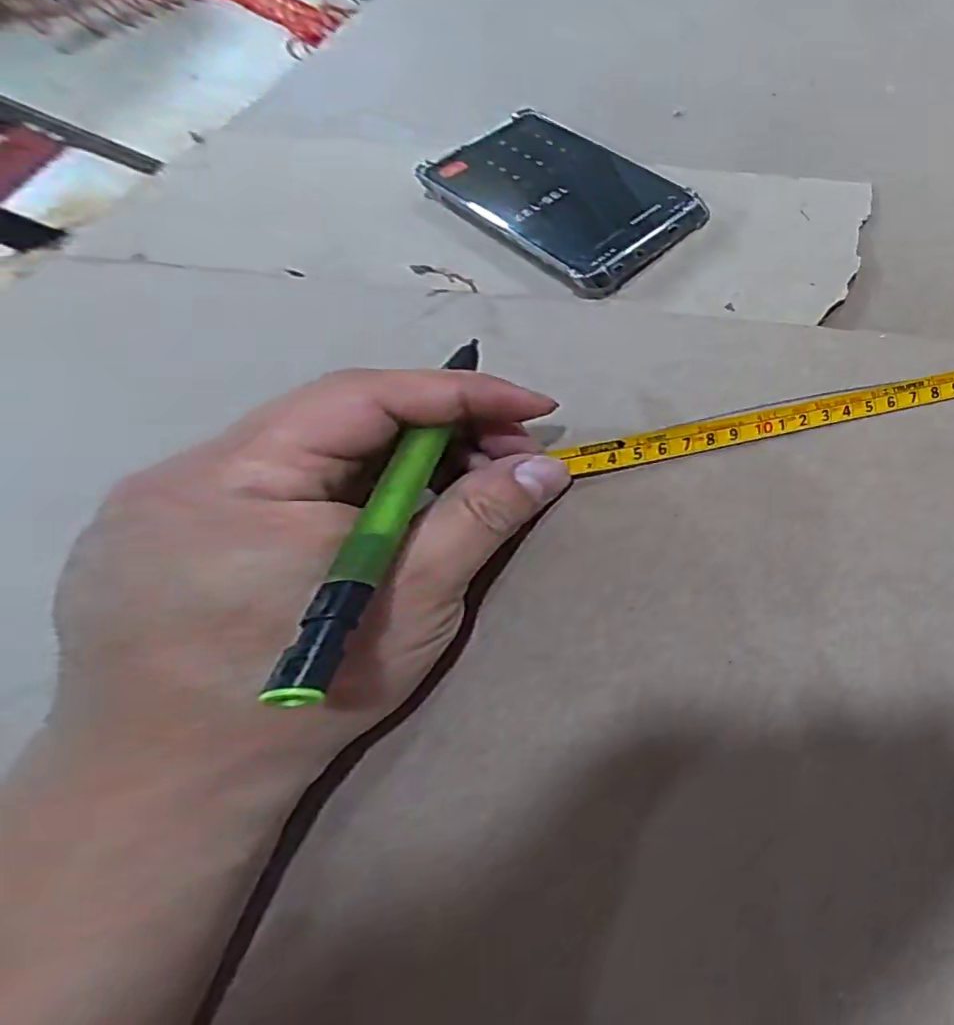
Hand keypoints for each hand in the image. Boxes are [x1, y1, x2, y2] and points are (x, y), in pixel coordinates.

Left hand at [47, 369, 573, 781]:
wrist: (178, 787)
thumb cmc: (308, 686)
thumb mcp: (418, 596)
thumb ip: (481, 518)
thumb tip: (548, 467)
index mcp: (234, 480)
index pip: (362, 398)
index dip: (462, 393)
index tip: (538, 408)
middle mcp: (191, 476)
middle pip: (342, 418)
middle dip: (445, 427)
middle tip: (517, 458)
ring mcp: (177, 507)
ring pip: (322, 451)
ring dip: (411, 458)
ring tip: (476, 485)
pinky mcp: (184, 538)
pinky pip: (297, 484)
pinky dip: (369, 485)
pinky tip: (409, 514)